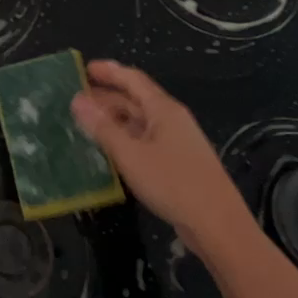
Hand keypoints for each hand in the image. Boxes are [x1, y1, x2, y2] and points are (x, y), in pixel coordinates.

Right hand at [70, 60, 251, 247]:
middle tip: (77, 101)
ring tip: (88, 125)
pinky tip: (111, 152)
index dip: (109, 71)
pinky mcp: (179, 164)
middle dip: (107, 98)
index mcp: (164, 109)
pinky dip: (126, 140)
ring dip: (115, 121)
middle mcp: (172, 120)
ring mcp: (178, 143)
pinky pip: (147, 141)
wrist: (220, 228)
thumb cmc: (173, 183)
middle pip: (136, 100)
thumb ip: (102, 127)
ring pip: (141, 122)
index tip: (84, 69)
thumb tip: (77, 100)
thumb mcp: (130, 154)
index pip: (132, 79)